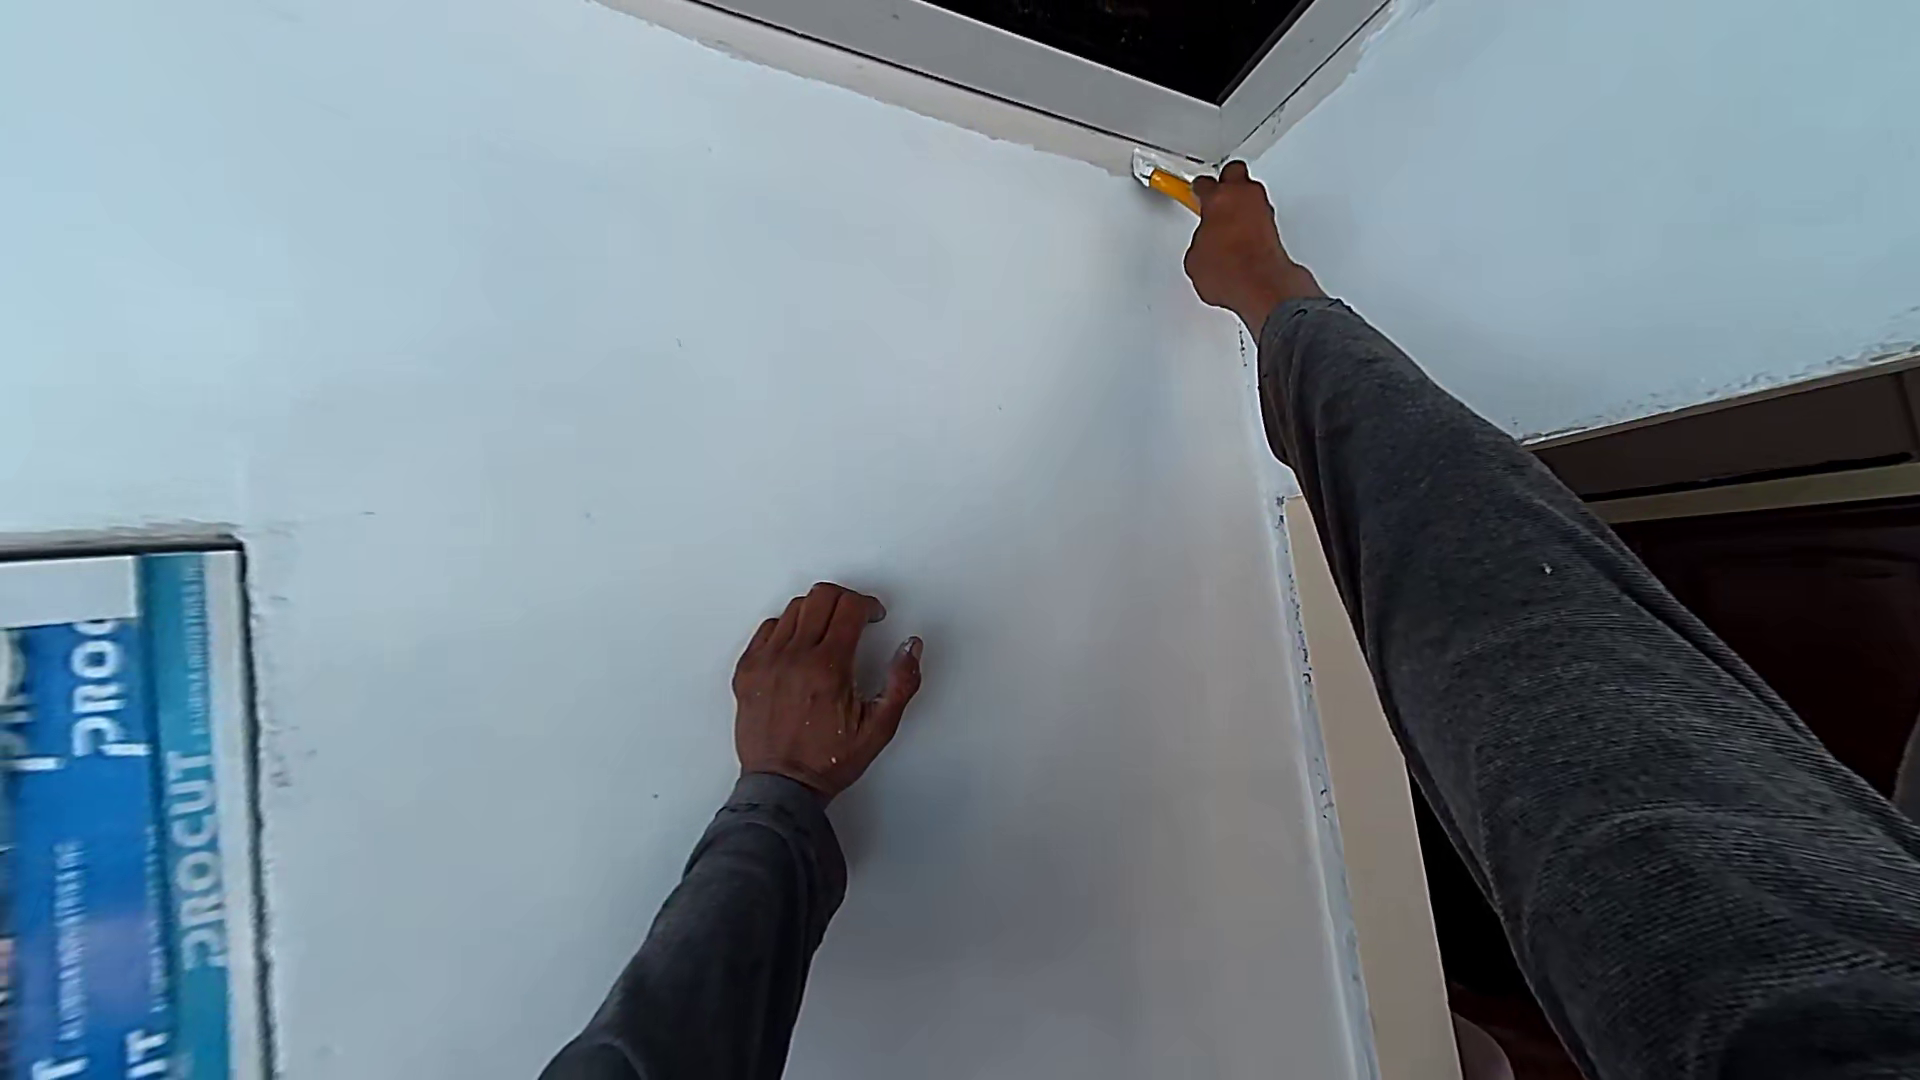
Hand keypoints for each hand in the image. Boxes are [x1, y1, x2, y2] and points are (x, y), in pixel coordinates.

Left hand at [732, 582, 924, 800]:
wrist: (781, 787)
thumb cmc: (827, 760)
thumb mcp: (880, 727)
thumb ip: (902, 682)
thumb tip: (911, 647)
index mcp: (828, 668)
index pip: (850, 607)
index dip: (869, 604)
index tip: (874, 615)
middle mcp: (794, 657)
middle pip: (821, 596)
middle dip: (846, 599)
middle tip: (854, 615)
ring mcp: (767, 661)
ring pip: (795, 607)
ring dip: (818, 611)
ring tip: (828, 630)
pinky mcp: (748, 670)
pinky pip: (768, 627)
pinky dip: (788, 627)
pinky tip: (799, 644)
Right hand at [1184, 161, 1323, 330]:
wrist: (1258, 284)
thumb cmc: (1230, 269)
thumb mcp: (1195, 259)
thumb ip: (1199, 241)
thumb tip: (1205, 245)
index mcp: (1218, 198)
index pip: (1204, 184)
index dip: (1197, 189)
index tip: (1194, 192)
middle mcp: (1243, 196)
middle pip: (1234, 172)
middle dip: (1225, 180)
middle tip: (1215, 192)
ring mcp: (1262, 207)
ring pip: (1250, 191)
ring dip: (1240, 200)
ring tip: (1228, 218)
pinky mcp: (1273, 224)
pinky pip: (1259, 213)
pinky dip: (1250, 219)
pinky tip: (1241, 235)